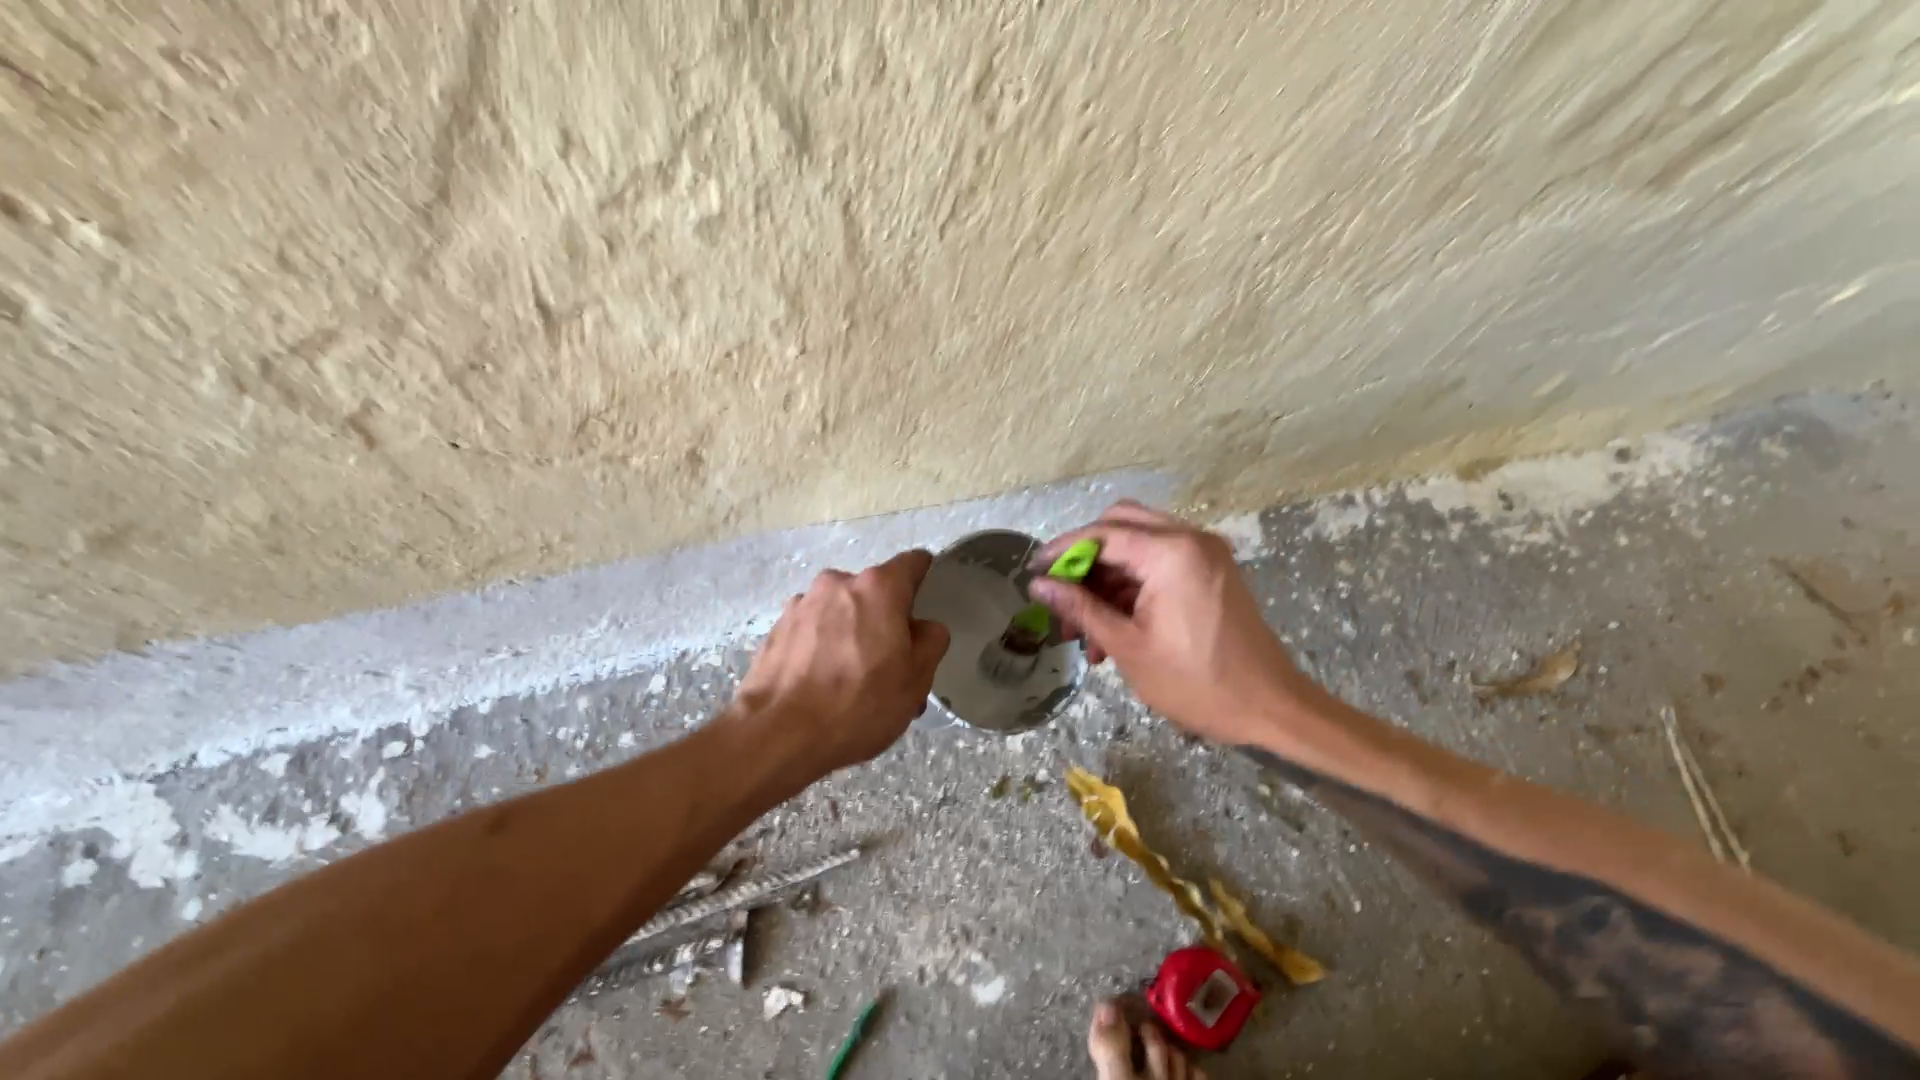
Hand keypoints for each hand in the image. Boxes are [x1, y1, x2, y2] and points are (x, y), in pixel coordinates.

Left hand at [728, 550, 950, 774]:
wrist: (779, 735)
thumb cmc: (859, 704)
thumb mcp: (916, 680)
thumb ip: (931, 642)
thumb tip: (924, 627)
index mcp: (877, 588)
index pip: (912, 563)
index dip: (925, 578)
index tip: (927, 603)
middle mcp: (836, 584)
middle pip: (873, 594)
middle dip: (885, 621)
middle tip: (891, 667)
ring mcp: (800, 605)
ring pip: (840, 613)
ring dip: (851, 636)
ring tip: (853, 685)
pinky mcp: (776, 630)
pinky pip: (812, 632)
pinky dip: (822, 650)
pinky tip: (822, 688)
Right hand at [1028, 501, 1318, 745]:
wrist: (1270, 707)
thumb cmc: (1196, 682)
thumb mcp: (1128, 646)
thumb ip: (1081, 607)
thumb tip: (1038, 584)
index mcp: (1171, 553)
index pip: (1102, 533)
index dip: (1062, 551)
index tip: (1032, 572)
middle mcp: (1190, 540)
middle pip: (1120, 526)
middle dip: (1085, 561)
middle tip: (1062, 599)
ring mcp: (1204, 554)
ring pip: (1138, 547)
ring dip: (1106, 581)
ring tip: (1084, 632)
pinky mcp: (1211, 572)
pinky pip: (1159, 564)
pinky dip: (1132, 588)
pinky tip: (1112, 629)